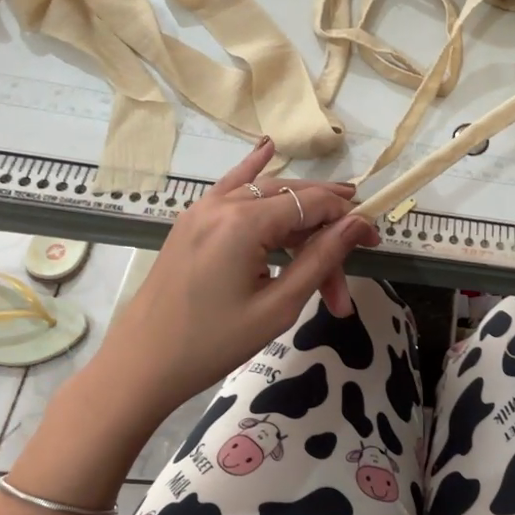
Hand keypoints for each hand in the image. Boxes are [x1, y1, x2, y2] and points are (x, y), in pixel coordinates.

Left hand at [89, 138, 379, 431]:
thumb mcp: (278, 307)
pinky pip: (230, 186)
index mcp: (245, 223)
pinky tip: (269, 146)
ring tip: (327, 243)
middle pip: (293, 199)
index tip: (374, 243)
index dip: (349, 220)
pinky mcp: (191, 222)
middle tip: (358, 254)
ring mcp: (203, 210)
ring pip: (266, 195)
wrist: (139, 368)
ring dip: (299, 219)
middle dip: (328, 226)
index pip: (314, 205)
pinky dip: (253, 169)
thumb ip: (321, 259)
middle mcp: (224, 204)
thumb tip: (359, 224)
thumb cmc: (212, 345)